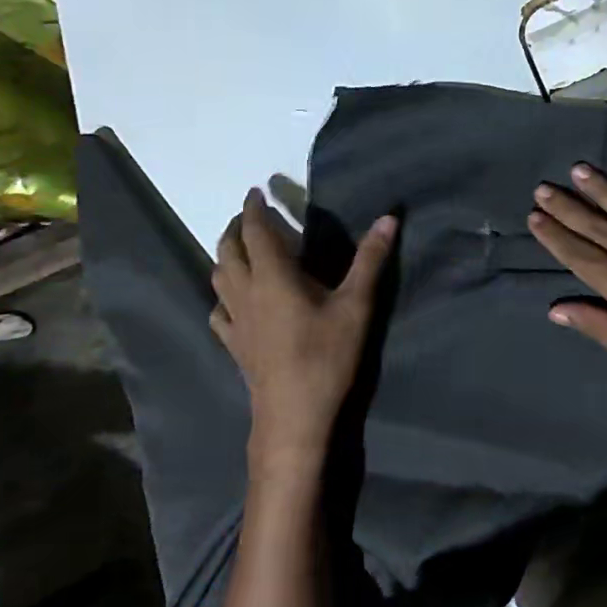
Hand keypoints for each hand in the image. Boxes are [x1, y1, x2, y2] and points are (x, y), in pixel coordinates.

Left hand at [211, 189, 396, 468]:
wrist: (293, 414)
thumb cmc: (326, 356)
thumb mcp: (356, 305)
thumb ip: (370, 260)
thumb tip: (388, 217)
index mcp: (272, 276)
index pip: (254, 231)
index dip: (253, 208)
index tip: (256, 192)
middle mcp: (245, 291)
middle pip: (229, 250)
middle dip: (236, 227)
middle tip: (250, 216)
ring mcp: (234, 320)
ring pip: (219, 276)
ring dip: (227, 255)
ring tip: (242, 250)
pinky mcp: (233, 344)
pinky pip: (218, 309)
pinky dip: (223, 294)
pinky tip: (233, 301)